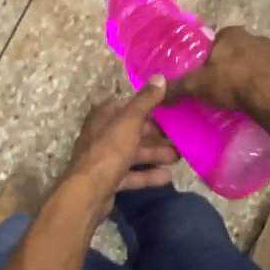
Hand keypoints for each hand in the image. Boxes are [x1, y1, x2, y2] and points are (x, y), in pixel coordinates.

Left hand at [64, 79, 179, 194]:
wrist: (88, 192)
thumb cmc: (109, 151)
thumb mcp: (129, 122)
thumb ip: (145, 101)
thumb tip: (160, 77)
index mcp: (103, 117)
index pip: (128, 106)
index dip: (149, 107)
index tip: (171, 109)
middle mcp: (102, 135)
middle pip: (133, 131)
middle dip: (156, 134)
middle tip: (181, 136)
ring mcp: (105, 159)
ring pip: (134, 153)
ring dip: (156, 154)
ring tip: (180, 156)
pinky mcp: (109, 180)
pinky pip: (132, 174)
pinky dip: (148, 175)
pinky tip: (168, 176)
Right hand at [168, 27, 269, 113]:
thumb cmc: (233, 83)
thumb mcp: (198, 86)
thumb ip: (177, 87)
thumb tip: (156, 93)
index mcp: (232, 34)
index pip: (217, 41)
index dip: (210, 57)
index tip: (206, 75)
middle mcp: (255, 37)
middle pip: (236, 52)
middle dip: (230, 66)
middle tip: (220, 87)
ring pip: (255, 63)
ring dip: (248, 75)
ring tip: (239, 97)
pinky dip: (264, 85)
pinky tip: (258, 101)